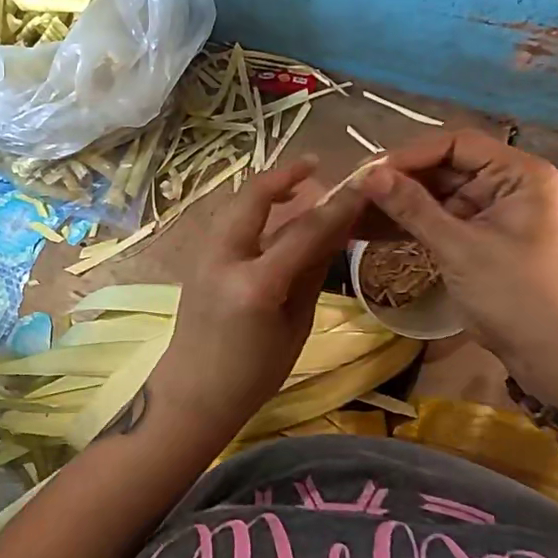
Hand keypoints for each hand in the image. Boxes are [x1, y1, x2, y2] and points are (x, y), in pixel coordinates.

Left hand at [156, 157, 366, 420]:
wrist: (194, 391)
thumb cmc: (254, 373)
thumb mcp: (295, 325)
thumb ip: (311, 272)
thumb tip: (335, 230)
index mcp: (256, 285)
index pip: (304, 231)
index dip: (337, 206)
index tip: (363, 185)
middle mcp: (223, 260)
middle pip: (252, 199)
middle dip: (283, 177)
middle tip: (313, 167)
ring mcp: (202, 257)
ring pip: (233, 206)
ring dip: (263, 190)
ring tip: (295, 186)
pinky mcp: (194, 260)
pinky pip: (225, 222)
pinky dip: (248, 209)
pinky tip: (268, 215)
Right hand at [354, 131, 557, 401]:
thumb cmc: (517, 297)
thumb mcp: (459, 249)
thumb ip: (412, 207)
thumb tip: (368, 174)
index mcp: (522, 176)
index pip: (456, 144)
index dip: (408, 155)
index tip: (367, 174)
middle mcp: (512, 186)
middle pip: (446, 168)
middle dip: (398, 181)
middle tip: (354, 195)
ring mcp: (500, 214)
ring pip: (440, 196)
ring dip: (399, 205)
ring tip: (355, 215)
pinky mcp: (487, 240)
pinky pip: (444, 221)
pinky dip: (413, 225)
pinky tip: (374, 231)